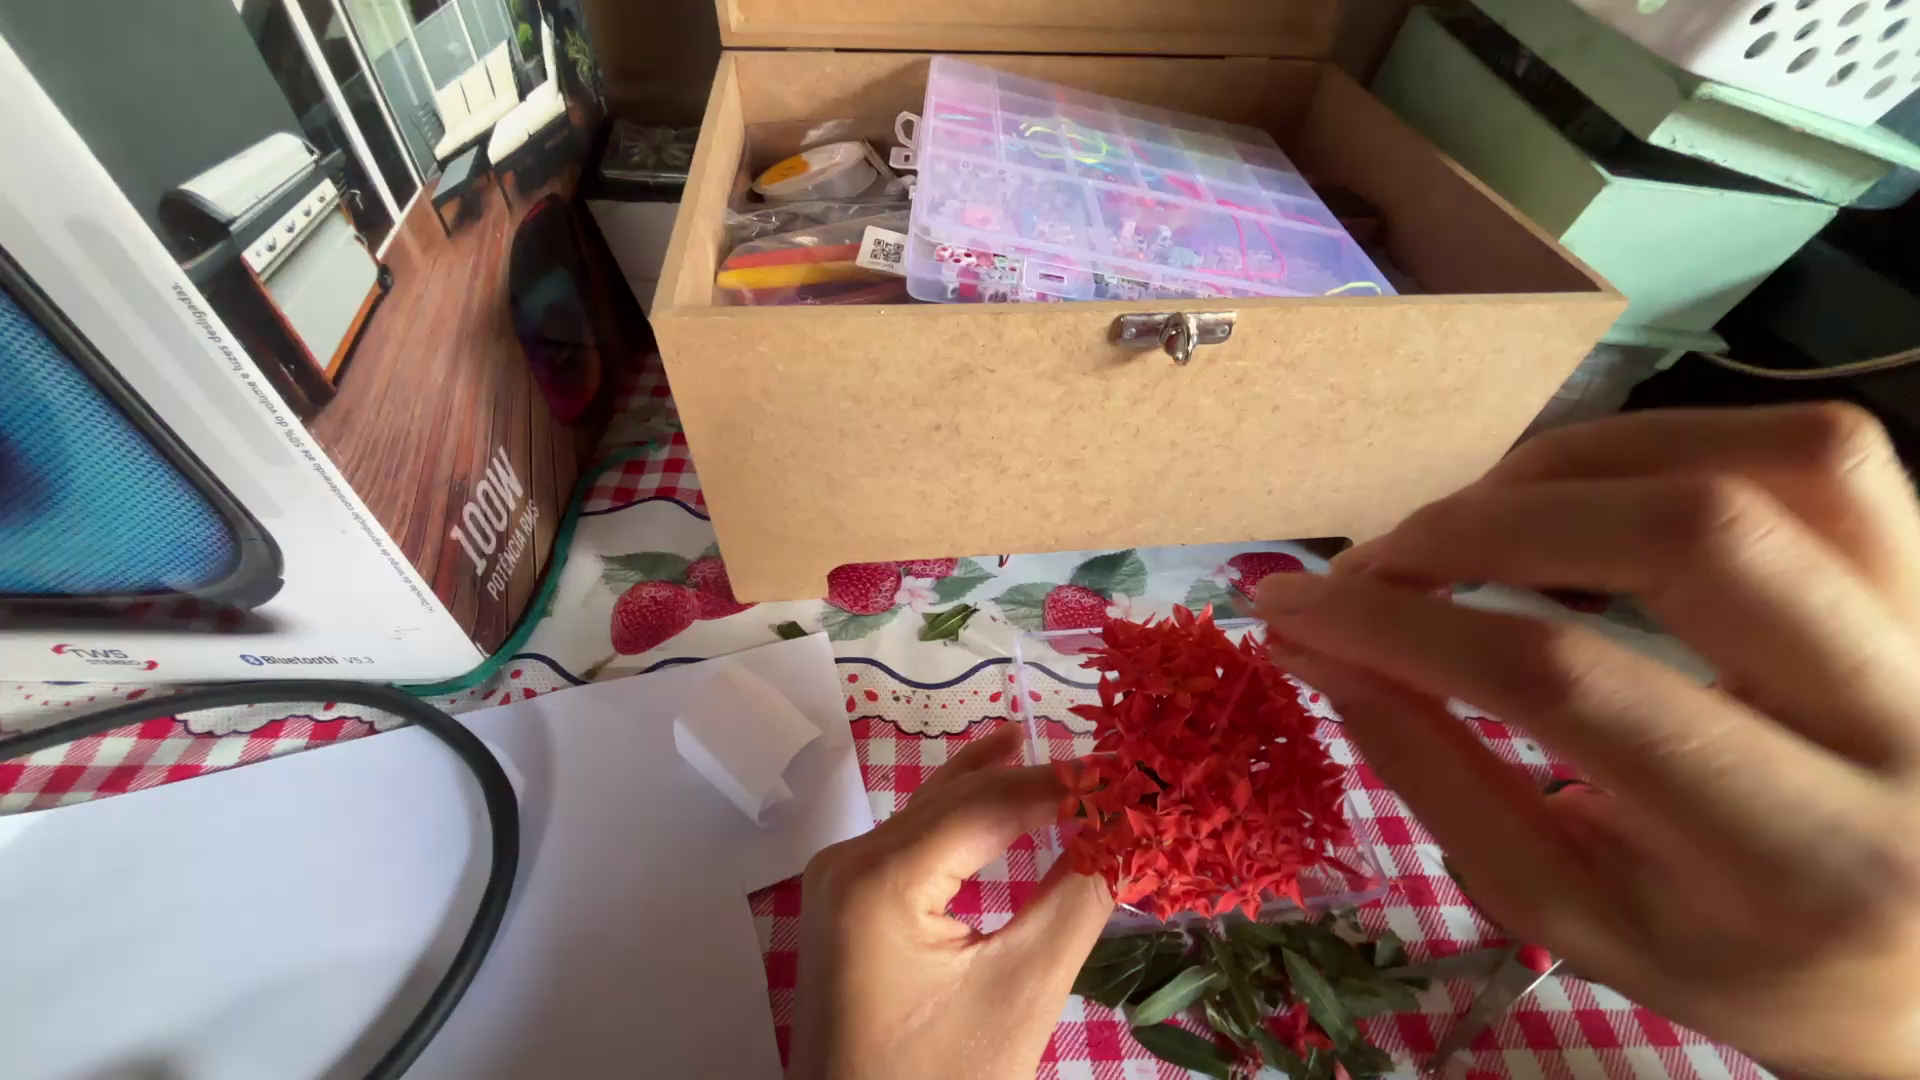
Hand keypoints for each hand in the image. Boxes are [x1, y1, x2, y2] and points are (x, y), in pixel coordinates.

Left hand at [789, 723, 1113, 1079]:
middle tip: (1105, 766)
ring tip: (1047, 749)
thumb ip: (1076, 902)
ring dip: (996, 784)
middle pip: (958, 799)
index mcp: (880, 880)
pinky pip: (915, 834)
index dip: (1062, 784)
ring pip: (933, 808)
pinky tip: (988, 778)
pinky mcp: (848, 891)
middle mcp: (849, 858)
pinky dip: (964, 812)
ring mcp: (841, 873)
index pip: (987, 804)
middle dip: (1035, 782)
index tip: (1125, 771)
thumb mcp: (1021, 994)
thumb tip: (1124, 832)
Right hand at [1255, 404, 1919, 1078]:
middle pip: (1684, 535)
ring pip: (1765, 465)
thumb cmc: (1719, 949)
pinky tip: (1559, 500)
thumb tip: (1311, 646)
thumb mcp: (1550, 899)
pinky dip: (1642, 451)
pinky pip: (1807, 451)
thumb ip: (1422, 764)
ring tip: (1459, 526)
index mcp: (1798, 857)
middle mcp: (1915, 727)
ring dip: (1556, 471)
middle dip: (1473, 528)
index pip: (1560, 683)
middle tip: (1370, 565)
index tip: (1287, 608)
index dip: (1396, 627)